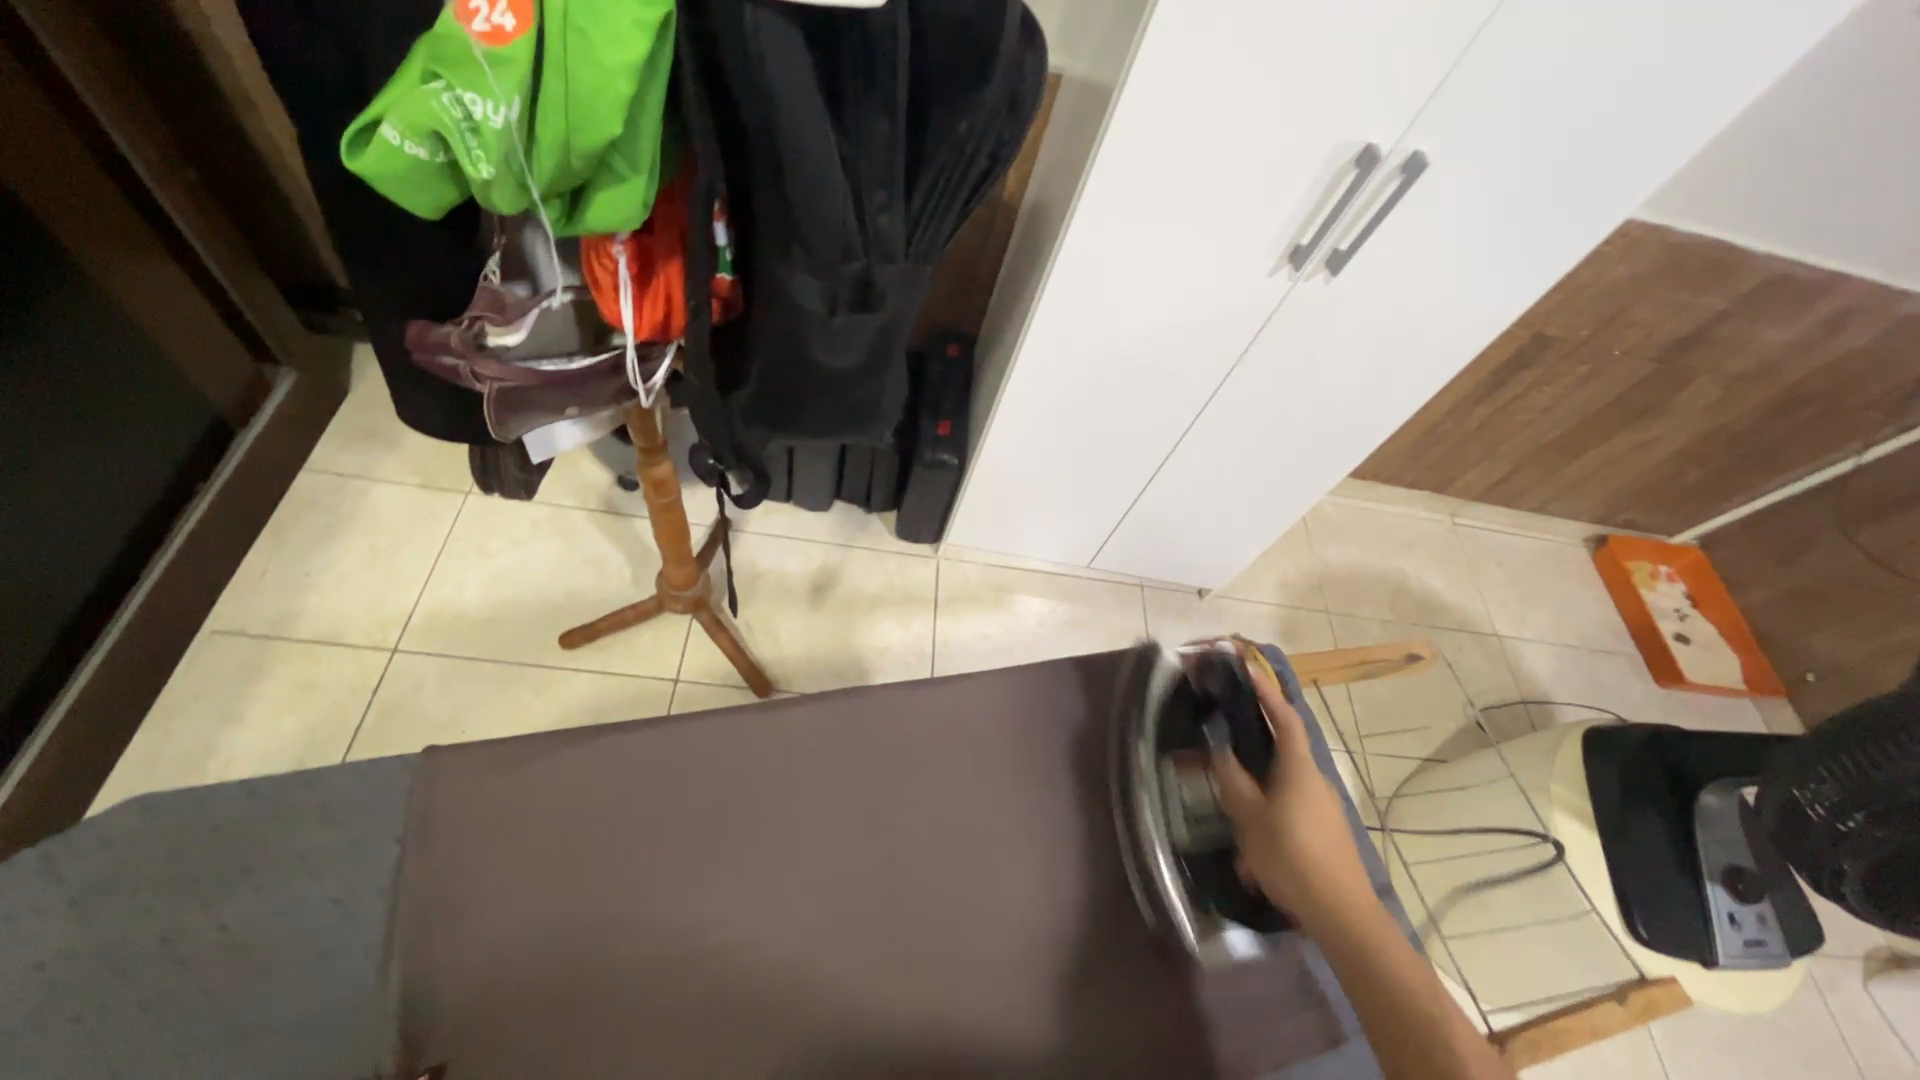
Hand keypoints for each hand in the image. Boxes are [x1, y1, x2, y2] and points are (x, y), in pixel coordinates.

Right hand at [1210, 642, 1375, 927]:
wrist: (1341, 913)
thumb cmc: (1292, 856)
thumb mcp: (1249, 818)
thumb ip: (1233, 780)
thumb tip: (1220, 749)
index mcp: (1298, 767)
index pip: (1284, 717)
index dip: (1266, 692)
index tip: (1247, 669)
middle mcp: (1314, 779)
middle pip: (1280, 750)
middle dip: (1250, 746)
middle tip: (1221, 738)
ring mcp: (1321, 806)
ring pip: (1279, 786)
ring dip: (1253, 795)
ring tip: (1228, 821)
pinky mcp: (1323, 830)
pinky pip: (1287, 811)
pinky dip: (1265, 819)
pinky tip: (1249, 859)